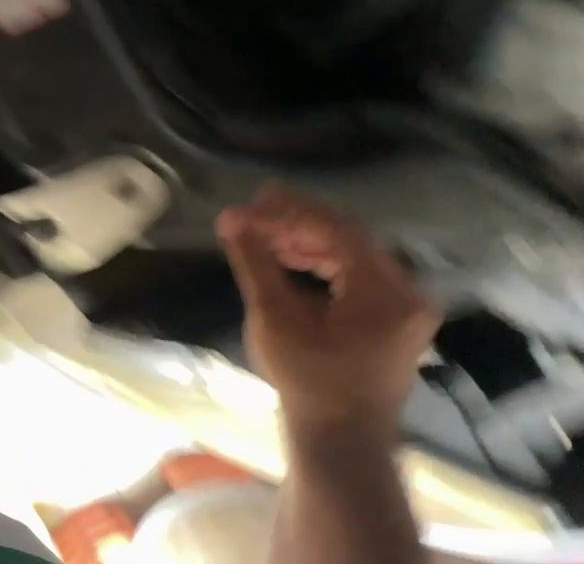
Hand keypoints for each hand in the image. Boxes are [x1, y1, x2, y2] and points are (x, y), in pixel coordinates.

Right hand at [219, 187, 440, 439]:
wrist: (341, 434)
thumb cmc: (307, 375)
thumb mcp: (273, 315)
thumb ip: (254, 261)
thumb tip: (231, 216)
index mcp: (386, 292)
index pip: (339, 229)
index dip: (291, 210)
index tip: (249, 202)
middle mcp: (406, 294)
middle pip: (349, 238)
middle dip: (296, 222)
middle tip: (250, 215)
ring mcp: (403, 308)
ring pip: (352, 253)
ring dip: (305, 239)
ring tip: (261, 236)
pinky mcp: (391, 319)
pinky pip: (355, 273)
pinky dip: (319, 260)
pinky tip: (286, 261)